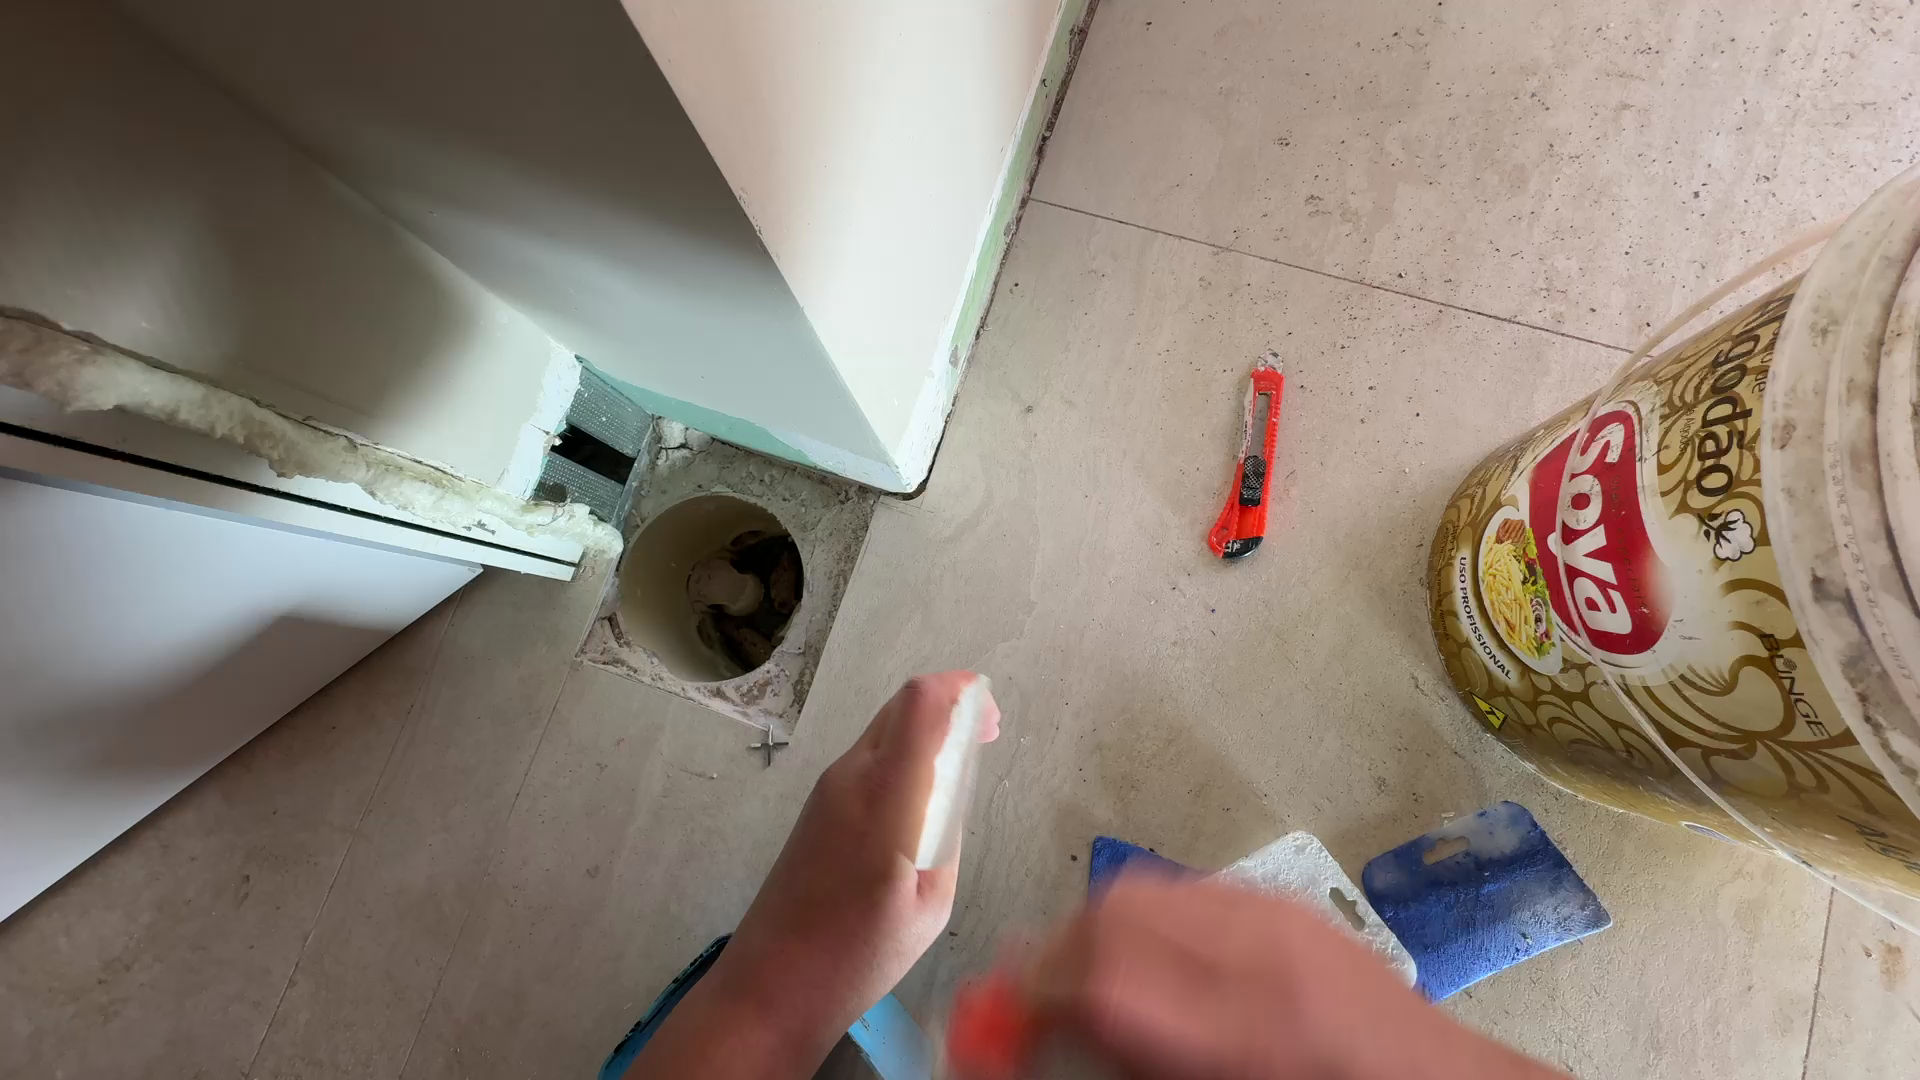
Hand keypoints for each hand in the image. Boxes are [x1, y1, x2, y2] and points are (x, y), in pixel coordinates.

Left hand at [627, 672, 999, 1078]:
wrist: (770, 984)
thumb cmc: (858, 956)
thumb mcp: (931, 902)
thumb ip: (947, 832)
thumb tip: (951, 791)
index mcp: (884, 796)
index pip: (920, 703)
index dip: (961, 690)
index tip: (990, 717)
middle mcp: (851, 774)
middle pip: (903, 703)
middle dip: (951, 704)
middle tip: (983, 737)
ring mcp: (828, 785)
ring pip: (886, 726)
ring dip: (927, 728)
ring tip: (958, 768)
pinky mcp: (819, 802)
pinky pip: (871, 754)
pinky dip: (905, 752)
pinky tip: (921, 795)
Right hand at [1016, 874, 1567, 1079]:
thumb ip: (1128, 1056)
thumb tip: (1049, 1034)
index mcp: (1254, 1027)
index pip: (1106, 981)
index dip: (1034, 998)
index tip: (994, 1025)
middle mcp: (1260, 948)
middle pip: (1113, 914)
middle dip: (1051, 953)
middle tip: (1025, 999)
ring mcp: (1270, 912)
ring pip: (1136, 890)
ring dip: (1088, 929)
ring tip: (1076, 977)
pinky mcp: (1276, 900)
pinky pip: (1175, 890)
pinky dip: (1133, 915)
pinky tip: (1135, 955)